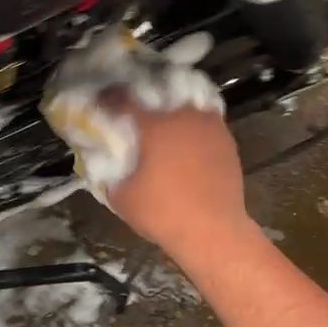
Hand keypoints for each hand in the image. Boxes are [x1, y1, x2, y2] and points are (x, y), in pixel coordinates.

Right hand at [104, 100, 251, 257]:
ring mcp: (209, 125)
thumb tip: (104, 159)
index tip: (101, 103)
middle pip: (158, 96)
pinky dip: (191, 128)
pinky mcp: (226, 139)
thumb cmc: (162, 213)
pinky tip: (185, 143)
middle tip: (133, 117)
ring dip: (171, 112)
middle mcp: (183, 116)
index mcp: (153, 125)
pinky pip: (203, 122)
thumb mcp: (121, 196)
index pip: (123, 100)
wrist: (212, 230)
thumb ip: (108, 171)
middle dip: (143, 102)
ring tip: (162, 127)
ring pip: (185, 106)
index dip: (108, 99)